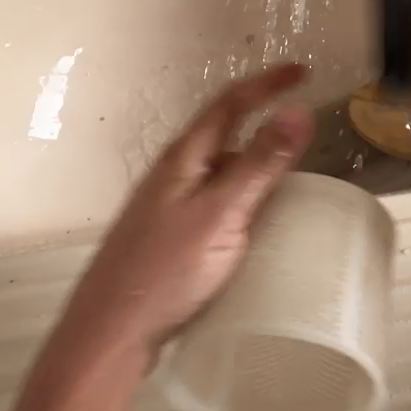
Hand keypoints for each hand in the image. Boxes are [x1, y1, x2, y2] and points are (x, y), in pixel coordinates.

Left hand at [1, 66, 312, 410]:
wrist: (106, 338)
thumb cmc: (163, 272)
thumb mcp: (221, 214)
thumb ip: (260, 165)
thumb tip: (299, 112)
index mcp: (185, 156)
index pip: (231, 101)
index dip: (268, 82)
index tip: (304, 72)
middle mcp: (175, 171)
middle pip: (225, 130)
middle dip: (263, 118)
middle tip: (303, 125)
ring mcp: (170, 203)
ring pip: (222, 166)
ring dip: (256, 159)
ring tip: (291, 174)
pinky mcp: (172, 233)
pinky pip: (218, 196)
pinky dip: (245, 192)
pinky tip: (258, 218)